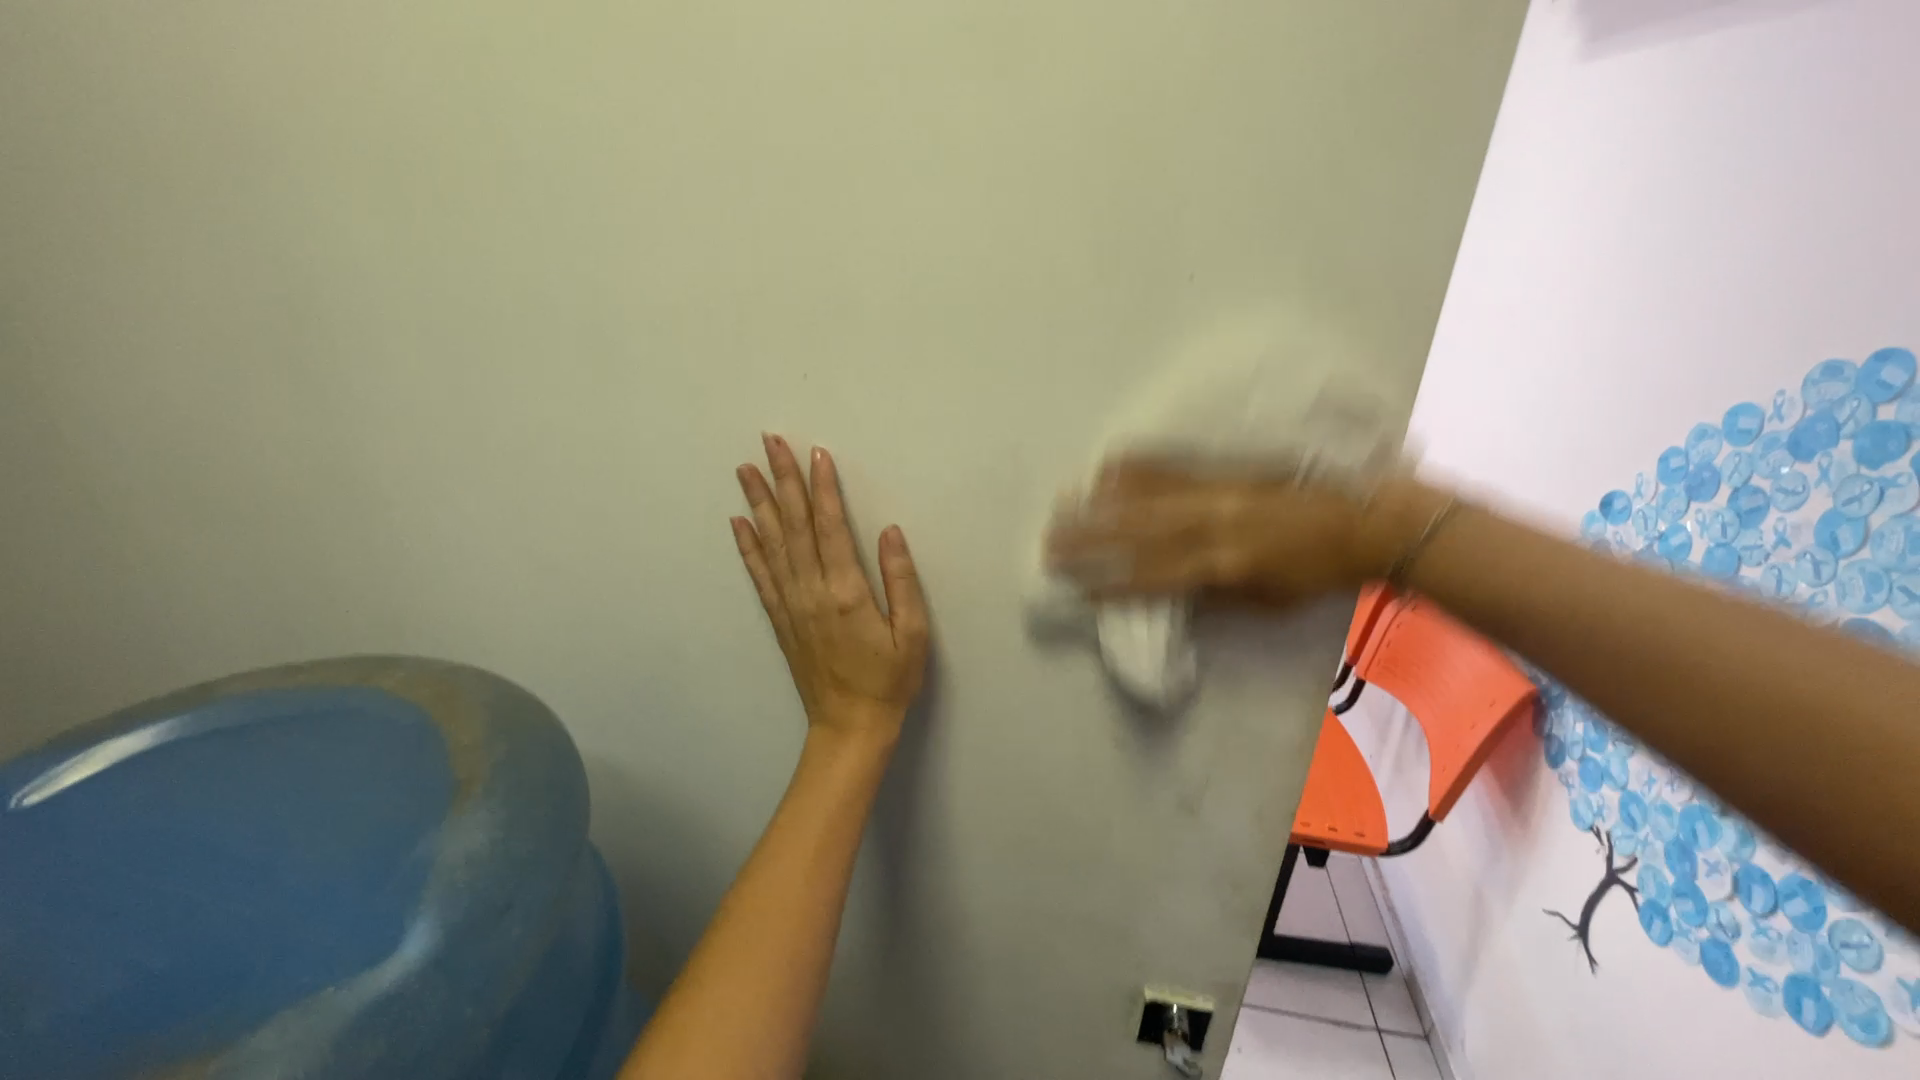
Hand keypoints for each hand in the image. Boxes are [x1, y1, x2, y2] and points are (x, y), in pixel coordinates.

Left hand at [733, 434, 929, 748]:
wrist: (850, 727)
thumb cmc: (889, 682)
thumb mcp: (912, 635)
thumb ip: (901, 581)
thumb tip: (890, 532)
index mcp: (846, 592)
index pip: (831, 528)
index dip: (824, 489)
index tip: (816, 454)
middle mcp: (811, 592)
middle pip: (795, 526)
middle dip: (783, 481)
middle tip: (770, 442)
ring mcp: (791, 606)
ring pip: (772, 544)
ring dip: (759, 504)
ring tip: (746, 469)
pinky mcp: (781, 620)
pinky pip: (761, 576)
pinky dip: (748, 547)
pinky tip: (738, 523)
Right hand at [1045, 459, 1442, 606]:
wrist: (1373, 517)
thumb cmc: (1323, 572)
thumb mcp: (1270, 603)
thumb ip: (1215, 598)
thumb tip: (1169, 594)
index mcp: (1224, 565)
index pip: (1151, 576)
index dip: (1108, 584)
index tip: (1073, 588)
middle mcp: (1213, 523)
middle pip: (1136, 530)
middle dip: (1089, 537)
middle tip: (1049, 540)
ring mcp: (1220, 488)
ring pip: (1148, 492)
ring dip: (1103, 500)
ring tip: (1066, 503)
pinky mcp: (1231, 463)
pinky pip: (1174, 463)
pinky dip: (1138, 467)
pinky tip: (1110, 466)